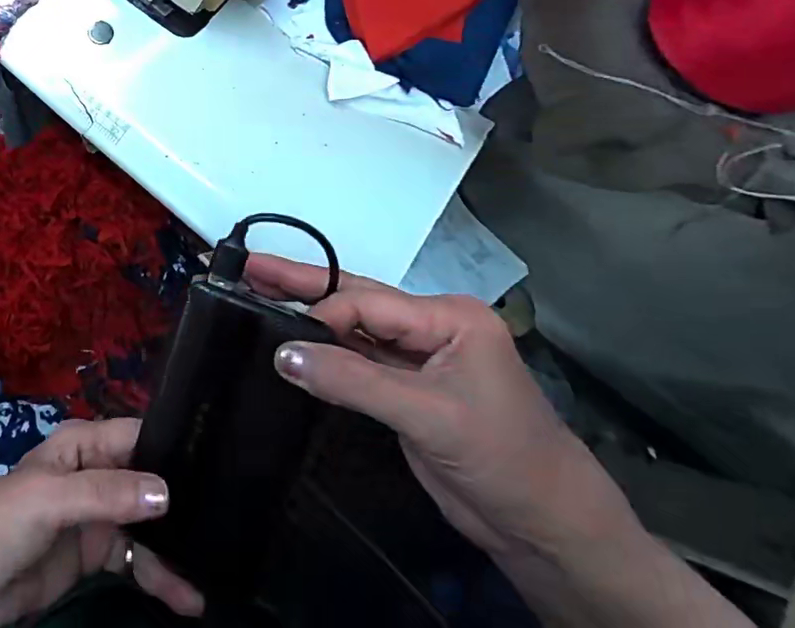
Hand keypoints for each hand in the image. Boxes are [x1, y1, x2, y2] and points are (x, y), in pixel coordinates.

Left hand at [0, 418, 204, 627]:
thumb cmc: (6, 519)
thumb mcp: (53, 498)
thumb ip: (107, 493)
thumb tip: (166, 491)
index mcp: (81, 443)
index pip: (134, 435)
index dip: (170, 446)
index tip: (216, 463)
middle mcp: (94, 472)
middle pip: (147, 479)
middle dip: (180, 499)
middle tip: (226, 521)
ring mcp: (97, 513)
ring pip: (147, 523)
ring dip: (174, 547)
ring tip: (208, 575)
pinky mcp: (97, 551)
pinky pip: (137, 558)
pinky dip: (160, 575)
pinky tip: (186, 597)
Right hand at [245, 255, 617, 559]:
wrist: (546, 528)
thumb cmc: (505, 459)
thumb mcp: (430, 416)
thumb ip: (353, 380)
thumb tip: (282, 355)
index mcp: (449, 317)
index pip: (366, 303)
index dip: (321, 315)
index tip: (280, 334)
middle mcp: (430, 326)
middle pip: (353, 299)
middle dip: (300, 283)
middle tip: (248, 266)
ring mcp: (415, 356)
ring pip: (350, 326)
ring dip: (305, 313)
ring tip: (256, 290)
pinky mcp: (403, 386)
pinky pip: (353, 357)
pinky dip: (320, 349)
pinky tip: (289, 337)